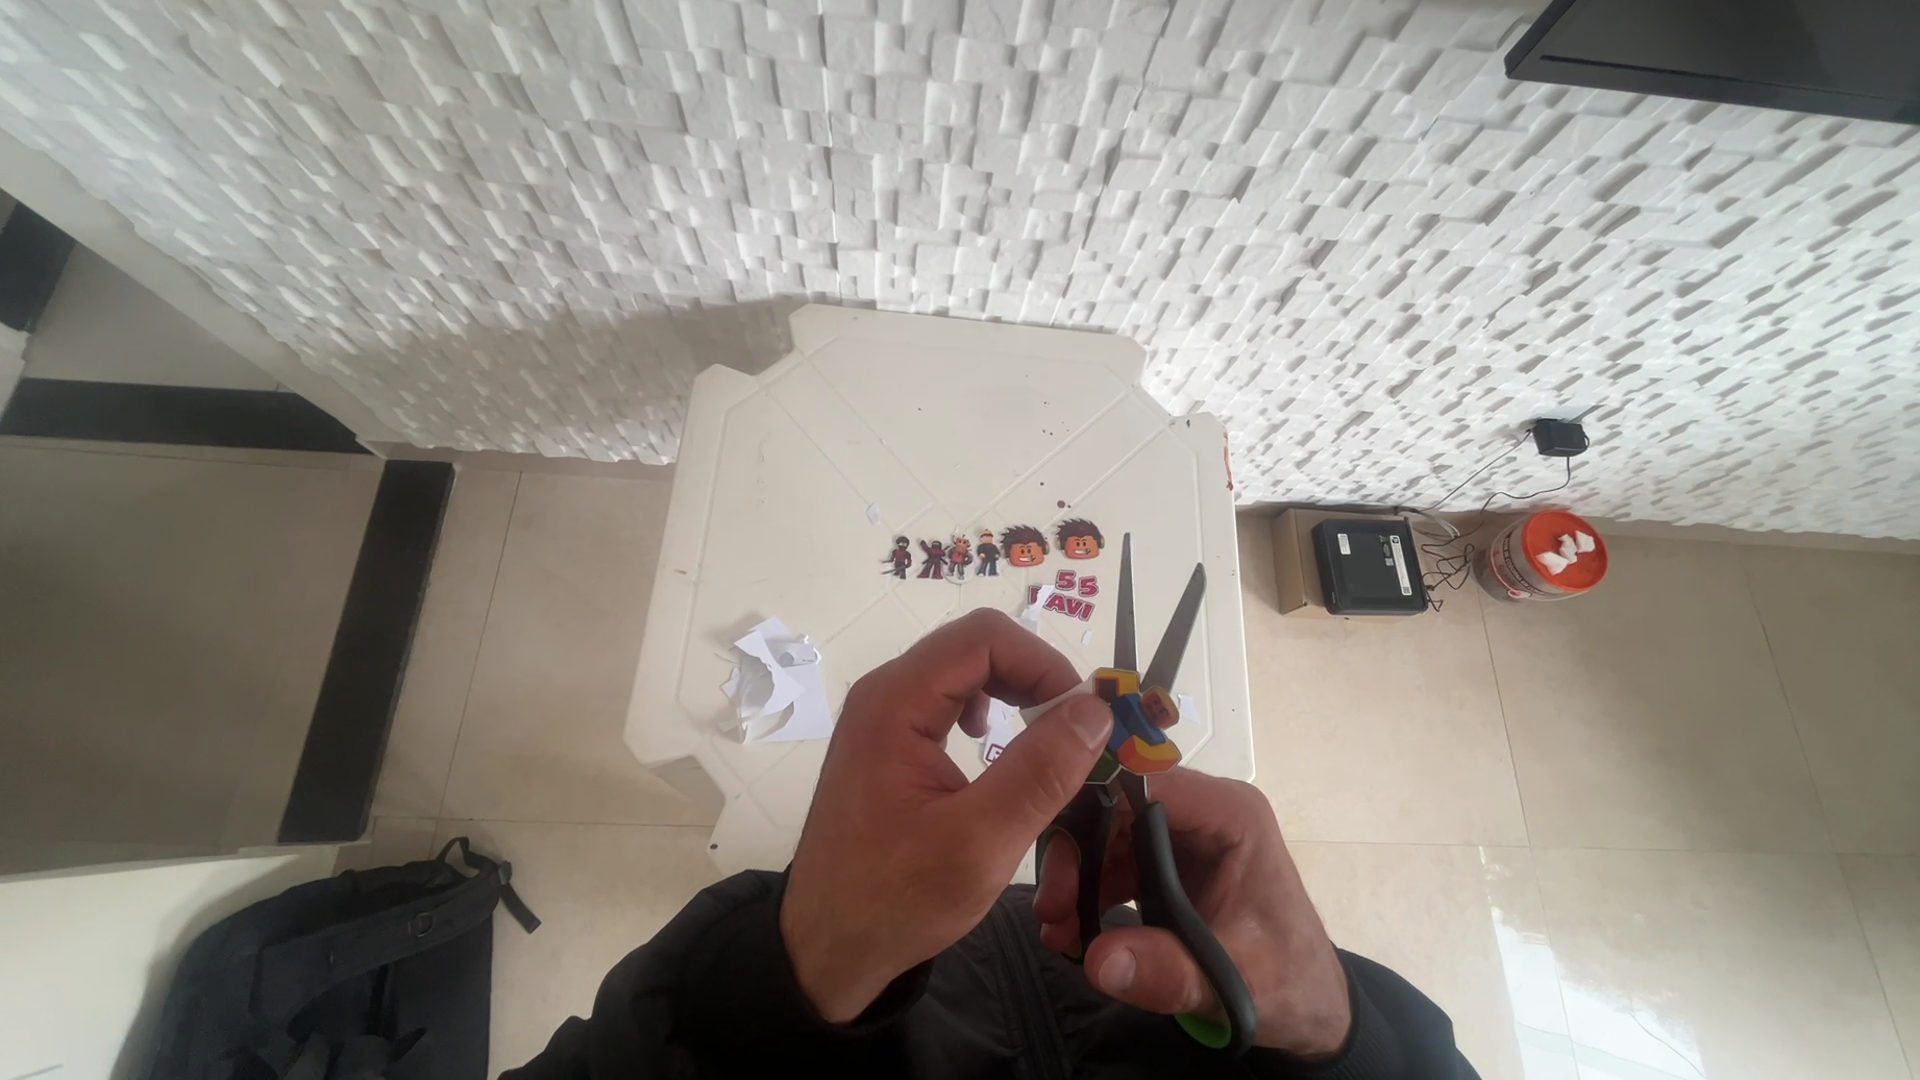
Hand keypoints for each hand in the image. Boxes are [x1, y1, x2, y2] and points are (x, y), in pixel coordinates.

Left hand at [780, 610, 1115, 1021]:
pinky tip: (991, 744)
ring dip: (1013, 690)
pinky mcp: (889, 736)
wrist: (826, 942)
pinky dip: (987, 707)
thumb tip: (1093, 709)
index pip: (983, 637)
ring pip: (964, 668)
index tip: (1080, 714)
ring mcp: (883, 712)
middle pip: (975, 645)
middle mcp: (885, 691)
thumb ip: (1040, 772)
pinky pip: (946, 695)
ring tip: (1043, 736)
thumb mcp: (979, 843)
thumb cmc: (896, 899)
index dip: (1041, 662)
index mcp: (896, 702)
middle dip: (1033, 675)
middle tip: (1072, 728)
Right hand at [1033, 768, 1352, 1058]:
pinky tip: (1072, 928)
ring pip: (1107, 827)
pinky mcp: (1167, 854)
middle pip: (1118, 802)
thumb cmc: (1289, 983)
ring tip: (1056, 927)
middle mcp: (1203, 808)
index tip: (1054, 853)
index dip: (1094, 802)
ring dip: (1077, 873)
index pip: (1147, 781)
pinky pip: (1114, 855)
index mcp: (1230, 814)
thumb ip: (1169, 972)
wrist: (1309, 1008)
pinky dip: (1089, 888)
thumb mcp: (1233, 982)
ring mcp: (1183, 829)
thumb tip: (1097, 960)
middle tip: (1051, 905)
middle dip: (1078, 850)